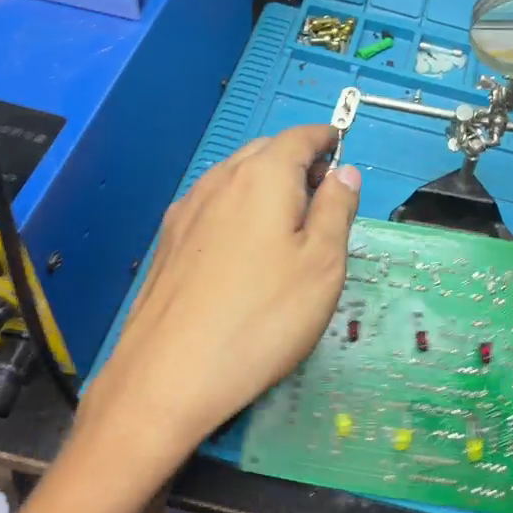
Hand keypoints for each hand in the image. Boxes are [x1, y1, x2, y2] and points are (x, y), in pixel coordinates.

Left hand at [81, 125, 360, 471]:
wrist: (167, 376)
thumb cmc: (262, 318)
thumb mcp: (322, 265)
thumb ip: (337, 209)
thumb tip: (345, 172)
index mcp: (263, 176)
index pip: (300, 136)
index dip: (326, 140)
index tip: (342, 153)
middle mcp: (219, 180)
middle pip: (264, 152)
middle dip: (297, 162)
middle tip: (323, 198)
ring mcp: (186, 211)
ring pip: (234, 178)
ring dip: (265, 185)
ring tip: (288, 227)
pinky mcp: (167, 243)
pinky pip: (212, 206)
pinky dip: (238, 209)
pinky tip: (244, 251)